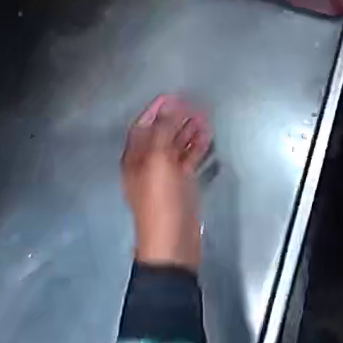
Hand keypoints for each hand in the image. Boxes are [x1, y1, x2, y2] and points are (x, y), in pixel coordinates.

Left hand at [121, 95, 212, 270]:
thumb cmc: (161, 201)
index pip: (143, 125)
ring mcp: (164, 176)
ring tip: (204, 116)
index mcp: (135, 158)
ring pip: (175, 146)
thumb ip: (163, 131)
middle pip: (160, 134)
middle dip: (175, 118)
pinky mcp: (181, 187)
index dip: (157, 109)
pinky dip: (195, 147)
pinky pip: (187, 160)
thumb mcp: (159, 161)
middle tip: (193, 104)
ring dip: (187, 130)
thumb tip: (168, 106)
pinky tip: (206, 137)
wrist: (172, 245)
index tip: (173, 96)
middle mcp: (147, 164)